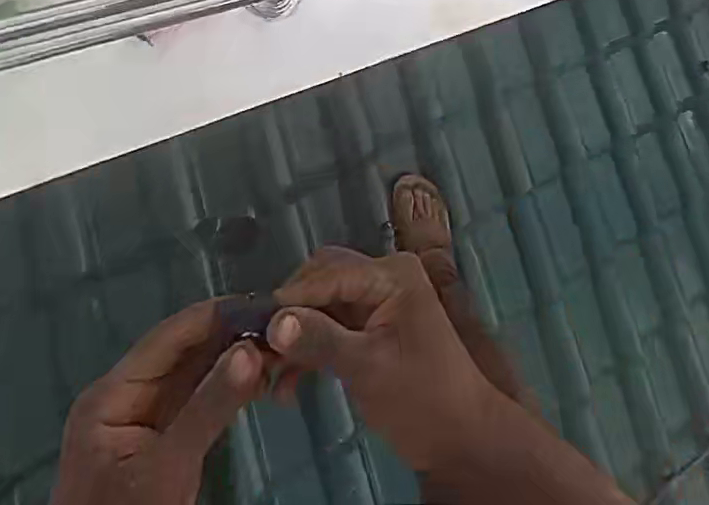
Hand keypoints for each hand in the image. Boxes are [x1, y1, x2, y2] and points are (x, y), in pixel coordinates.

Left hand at [53, 298, 267, 504]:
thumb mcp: (167, 469)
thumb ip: (209, 405)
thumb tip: (251, 348)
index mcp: (112, 393)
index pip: (173, 334)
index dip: (219, 314)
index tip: (268, 305)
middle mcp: (127, 394)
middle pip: (187, 348)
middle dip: (234, 336)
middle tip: (284, 328)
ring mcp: (144, 415)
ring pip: (198, 370)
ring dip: (237, 359)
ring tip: (282, 350)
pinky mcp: (163, 436)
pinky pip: (200, 395)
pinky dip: (231, 385)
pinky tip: (263, 379)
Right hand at [265, 247, 504, 470]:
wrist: (459, 435)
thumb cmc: (421, 396)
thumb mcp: (367, 368)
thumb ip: (321, 340)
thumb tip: (274, 321)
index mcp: (392, 273)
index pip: (330, 273)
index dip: (290, 297)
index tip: (250, 326)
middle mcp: (384, 276)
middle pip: (322, 281)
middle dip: (289, 314)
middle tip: (257, 351)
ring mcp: (377, 301)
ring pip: (321, 305)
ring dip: (294, 336)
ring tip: (268, 377)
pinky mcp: (370, 327)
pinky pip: (328, 327)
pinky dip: (308, 349)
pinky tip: (287, 386)